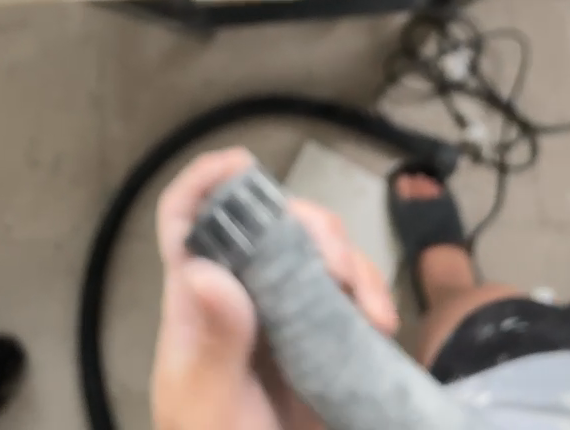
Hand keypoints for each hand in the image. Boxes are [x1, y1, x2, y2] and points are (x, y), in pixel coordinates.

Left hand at [151, 148, 397, 429]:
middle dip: (307, 225)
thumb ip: (209, 344)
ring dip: (348, 258)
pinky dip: (371, 290)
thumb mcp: (207, 406)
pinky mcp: (326, 333)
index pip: (186, 220)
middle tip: (336, 263)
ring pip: (315, 248)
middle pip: (269, 222)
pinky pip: (351, 288)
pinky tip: (383, 323)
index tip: (243, 163)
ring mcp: (286, 310)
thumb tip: (201, 267)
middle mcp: (243, 291)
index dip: (206, 181)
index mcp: (199, 299)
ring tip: (370, 305)